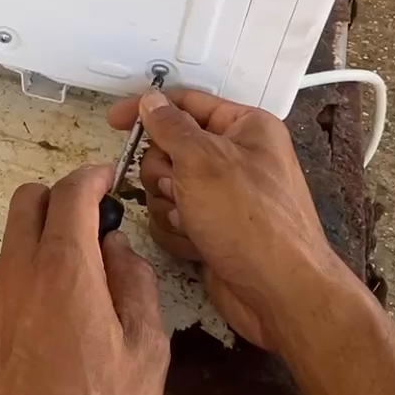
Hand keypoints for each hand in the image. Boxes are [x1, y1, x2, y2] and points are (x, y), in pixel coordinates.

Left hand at [0, 165, 168, 394]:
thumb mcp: (145, 353)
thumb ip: (134, 284)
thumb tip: (116, 246)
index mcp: (63, 269)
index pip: (70, 193)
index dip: (91, 176)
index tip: (107, 179)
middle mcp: (15, 271)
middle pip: (28, 200)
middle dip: (60, 200)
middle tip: (91, 230)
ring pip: (13, 242)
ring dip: (44, 245)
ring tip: (78, 297)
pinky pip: (1, 280)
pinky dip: (26, 280)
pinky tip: (50, 330)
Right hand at [107, 89, 343, 347]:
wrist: (279, 293)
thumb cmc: (247, 218)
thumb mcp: (202, 160)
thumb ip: (170, 126)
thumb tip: (151, 101)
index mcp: (245, 127)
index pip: (185, 103)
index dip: (148, 110)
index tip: (115, 121)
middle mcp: (235, 156)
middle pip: (169, 147)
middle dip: (163, 172)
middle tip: (177, 188)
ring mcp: (223, 195)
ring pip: (166, 186)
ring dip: (168, 205)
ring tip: (191, 221)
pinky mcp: (213, 227)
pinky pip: (174, 216)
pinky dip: (177, 229)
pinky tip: (195, 242)